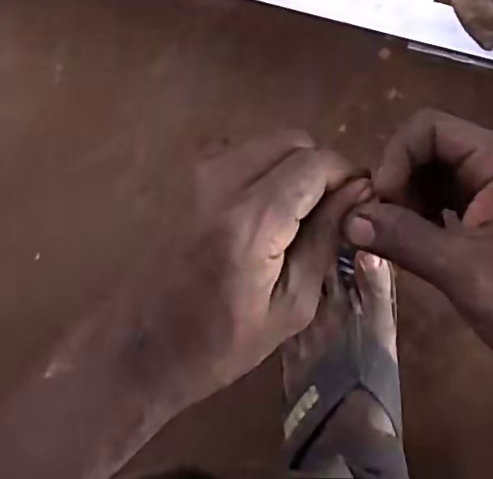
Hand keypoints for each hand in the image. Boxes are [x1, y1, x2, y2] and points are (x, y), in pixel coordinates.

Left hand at [81, 130, 369, 411]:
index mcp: (250, 220)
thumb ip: (327, 237)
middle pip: (296, 142)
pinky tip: (264, 215)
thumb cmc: (216, 344)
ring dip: (294, 169)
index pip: (317, 163)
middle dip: (321, 169)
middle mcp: (222, 180)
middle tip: (328, 211)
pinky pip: (247, 154)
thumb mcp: (290, 305)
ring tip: (296, 216)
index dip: (346, 176)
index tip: (358, 202)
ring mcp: (200, 172)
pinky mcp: (190, 175)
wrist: (133, 350)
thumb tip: (359, 190)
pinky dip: (269, 171)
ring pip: (271, 143)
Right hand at [344, 110, 492, 379]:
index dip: (396, 157)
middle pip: (432, 144)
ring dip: (414, 197)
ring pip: (440, 168)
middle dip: (402, 180)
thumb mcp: (463, 271)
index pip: (429, 126)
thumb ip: (404, 237)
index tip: (380, 205)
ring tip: (403, 239)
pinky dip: (432, 210)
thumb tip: (350, 217)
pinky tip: (426, 242)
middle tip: (386, 227)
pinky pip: (455, 190)